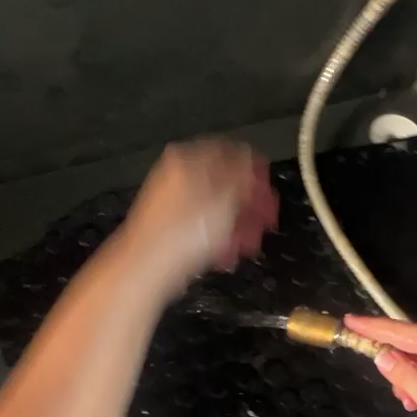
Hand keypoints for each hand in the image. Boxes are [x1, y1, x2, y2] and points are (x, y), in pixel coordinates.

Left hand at [116, 138, 277, 282]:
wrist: (149, 264)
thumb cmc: (183, 231)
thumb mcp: (227, 199)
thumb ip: (243, 176)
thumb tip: (251, 160)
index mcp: (188, 158)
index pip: (230, 152)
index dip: (254, 169)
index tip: (267, 187)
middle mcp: (177, 174)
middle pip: (223, 183)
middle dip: (248, 203)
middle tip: (264, 217)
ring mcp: (173, 202)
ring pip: (215, 207)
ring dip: (237, 224)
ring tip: (250, 241)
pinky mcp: (171, 227)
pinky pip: (203, 226)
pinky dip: (220, 238)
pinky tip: (229, 253)